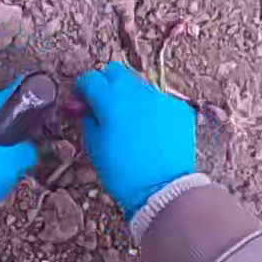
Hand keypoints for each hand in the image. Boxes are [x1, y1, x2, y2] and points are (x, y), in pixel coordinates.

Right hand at [74, 61, 196, 217]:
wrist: (163, 190)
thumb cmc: (124, 173)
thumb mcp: (95, 147)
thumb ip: (88, 119)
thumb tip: (86, 107)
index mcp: (112, 100)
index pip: (91, 79)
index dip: (82, 89)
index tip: (82, 100)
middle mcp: (138, 92)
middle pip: (116, 72)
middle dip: (106, 84)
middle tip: (104, 105)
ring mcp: (161, 98)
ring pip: (139, 85)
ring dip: (130, 97)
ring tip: (129, 122)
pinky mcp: (179, 108)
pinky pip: (160, 100)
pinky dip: (151, 110)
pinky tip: (151, 132)